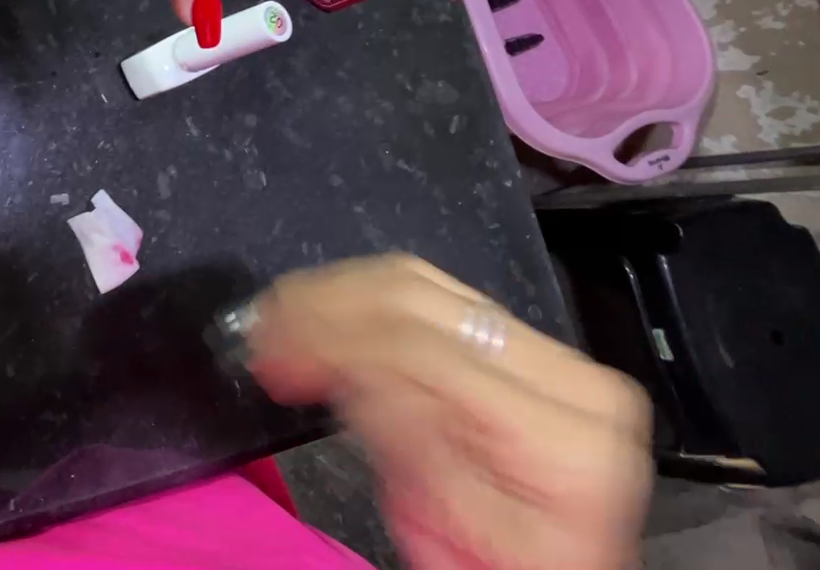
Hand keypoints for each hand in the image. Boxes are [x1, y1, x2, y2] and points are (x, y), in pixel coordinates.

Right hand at [244, 255, 652, 569]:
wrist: (540, 569)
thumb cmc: (491, 563)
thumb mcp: (439, 526)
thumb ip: (397, 442)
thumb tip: (333, 370)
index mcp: (559, 436)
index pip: (419, 351)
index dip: (329, 343)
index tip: (269, 357)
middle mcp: (559, 374)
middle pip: (410, 298)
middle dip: (318, 306)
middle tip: (260, 331)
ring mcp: (537, 345)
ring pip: (407, 278)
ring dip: (325, 292)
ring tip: (273, 318)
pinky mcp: (506, 332)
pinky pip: (415, 284)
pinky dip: (349, 290)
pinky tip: (310, 307)